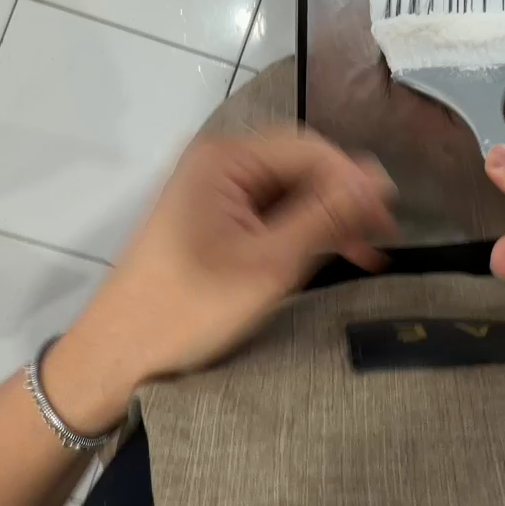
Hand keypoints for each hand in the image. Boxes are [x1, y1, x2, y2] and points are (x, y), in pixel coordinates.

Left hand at [48, 131, 396, 429]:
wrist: (115, 357)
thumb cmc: (188, 309)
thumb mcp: (269, 264)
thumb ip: (325, 216)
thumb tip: (379, 178)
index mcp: (224, 157)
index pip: (307, 148)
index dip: (352, 177)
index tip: (389, 215)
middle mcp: (218, 160)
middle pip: (298, 166)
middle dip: (342, 198)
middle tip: (383, 234)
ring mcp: (213, 188)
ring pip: (288, 190)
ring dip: (326, 217)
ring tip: (368, 250)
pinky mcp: (213, 216)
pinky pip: (269, 210)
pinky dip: (301, 230)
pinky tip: (333, 253)